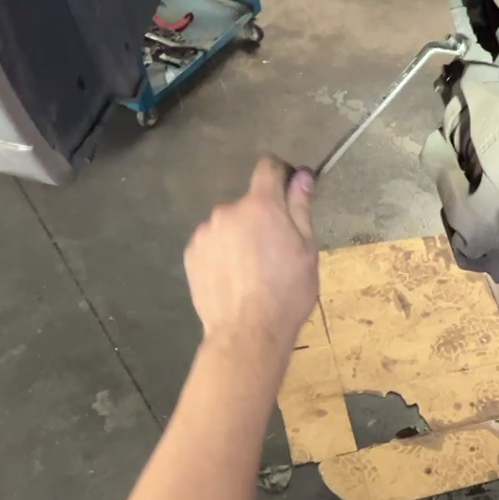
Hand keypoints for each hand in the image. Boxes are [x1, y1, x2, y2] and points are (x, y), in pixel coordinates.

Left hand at [184, 156, 317, 360]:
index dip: (282, 176)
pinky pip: (213, 245)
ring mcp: (205, 232)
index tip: (291, 193)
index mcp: (261, 206)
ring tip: (253, 272)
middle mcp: (227, 211)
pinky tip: (235, 280)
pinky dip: (224, 255)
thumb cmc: (288, 291)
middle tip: (277, 253)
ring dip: (241, 238)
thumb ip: (301, 208)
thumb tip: (302, 176)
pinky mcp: (191, 254)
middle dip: (263, 219)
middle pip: (249, 204)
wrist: (248, 331)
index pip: (268, 168)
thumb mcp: (307, 250)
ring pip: (229, 226)